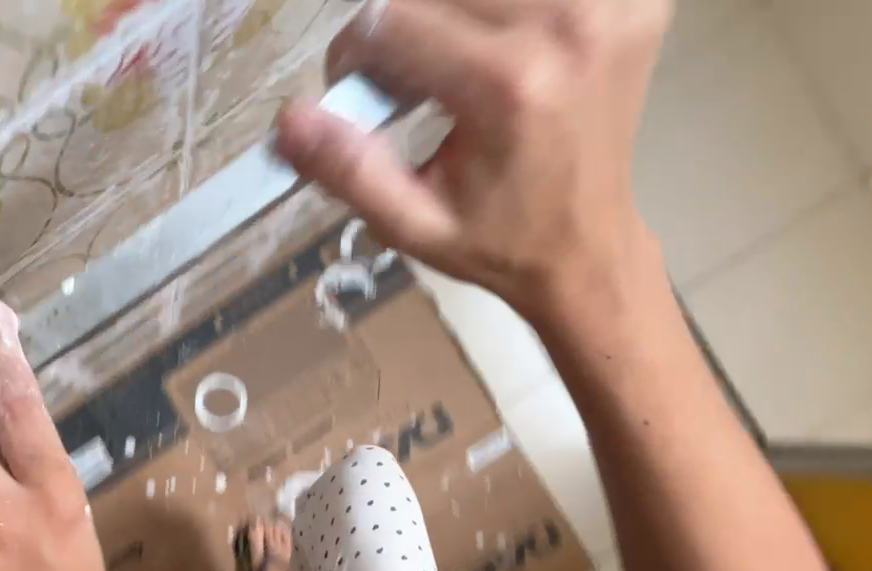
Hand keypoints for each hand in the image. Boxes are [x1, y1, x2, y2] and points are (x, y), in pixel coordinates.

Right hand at [275, 0, 670, 318]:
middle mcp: (568, 18)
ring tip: (448, 65)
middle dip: (398, 27)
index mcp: (506, 83)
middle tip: (406, 84)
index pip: (391, 18)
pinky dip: (494, 9)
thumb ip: (347, 170)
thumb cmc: (492, 242)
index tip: (354, 91)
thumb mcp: (408, 224)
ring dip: (445, 12)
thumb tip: (286, 120)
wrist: (585, 245)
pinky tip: (496, 44)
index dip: (353, 54)